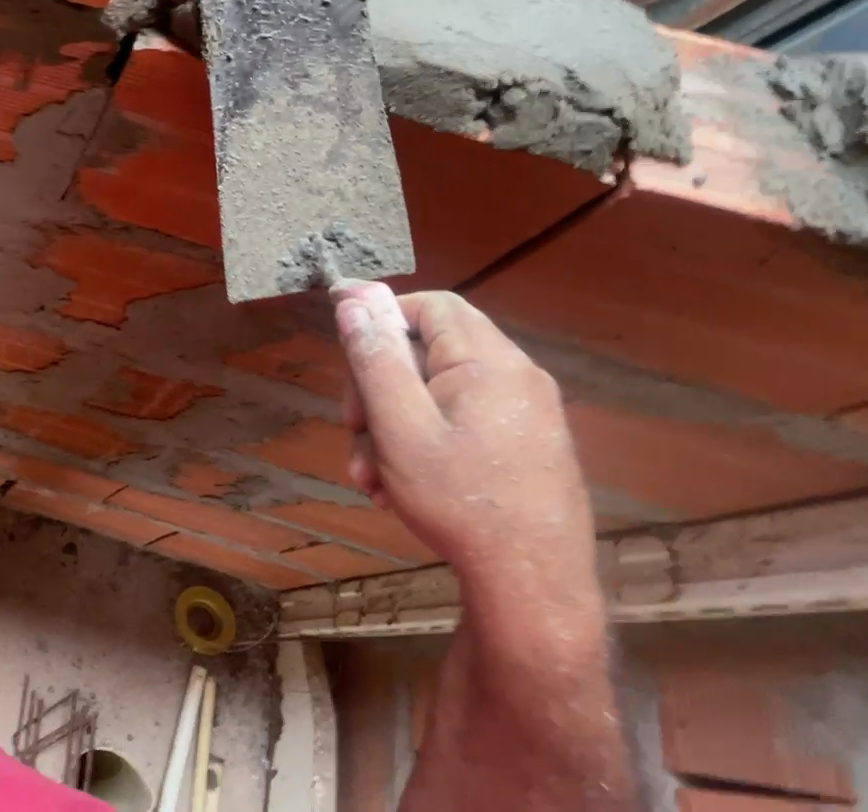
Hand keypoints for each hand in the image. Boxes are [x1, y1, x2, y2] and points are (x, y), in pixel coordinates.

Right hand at [331, 282, 594, 579]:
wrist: (531, 581)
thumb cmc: (458, 498)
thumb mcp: (399, 425)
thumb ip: (375, 359)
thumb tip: (355, 299)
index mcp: (489, 362)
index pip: (429, 305)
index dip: (380, 319)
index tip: (347, 358)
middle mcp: (515, 376)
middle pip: (427, 352)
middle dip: (378, 388)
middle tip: (356, 432)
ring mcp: (523, 412)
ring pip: (435, 393)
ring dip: (392, 425)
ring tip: (373, 474)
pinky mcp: (523, 443)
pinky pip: (458, 422)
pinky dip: (422, 442)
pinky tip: (400, 485)